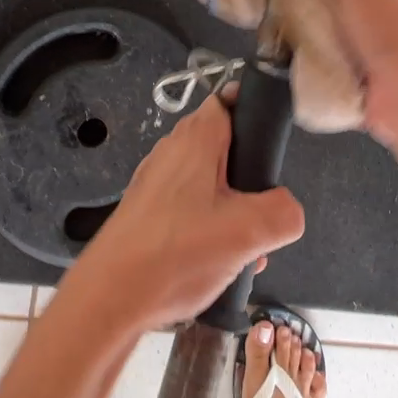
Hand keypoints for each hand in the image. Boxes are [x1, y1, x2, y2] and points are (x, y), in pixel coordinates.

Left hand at [63, 89, 304, 331]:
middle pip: (226, 148)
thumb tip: (288, 208)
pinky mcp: (147, 211)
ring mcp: (157, 180)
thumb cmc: (176, 252)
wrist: (110, 297)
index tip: (271, 148)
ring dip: (231, 213)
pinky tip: (214, 265)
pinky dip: (207, 230)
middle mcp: (173, 149)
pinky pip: (190, 209)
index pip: (230, 99)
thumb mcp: (248, 233)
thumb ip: (284, 212)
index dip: (255, 114)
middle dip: (249, 181)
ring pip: (210, 184)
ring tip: (241, 253)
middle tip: (261, 216)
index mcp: (197, 137)